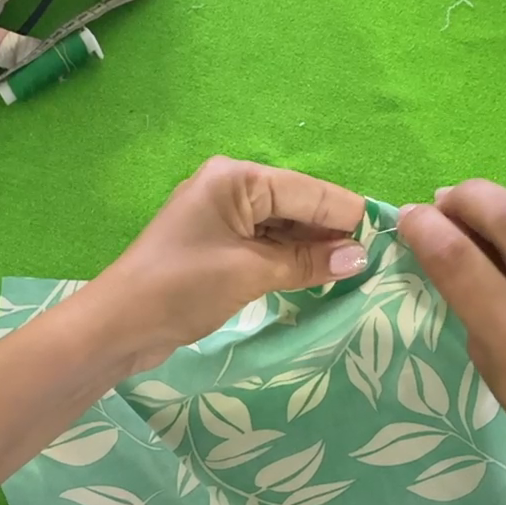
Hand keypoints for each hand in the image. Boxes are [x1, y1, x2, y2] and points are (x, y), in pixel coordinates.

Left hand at [73, 157, 367, 373]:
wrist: (120, 325)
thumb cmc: (183, 288)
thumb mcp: (250, 273)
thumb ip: (306, 263)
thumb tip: (359, 256)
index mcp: (237, 179)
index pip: (307, 191)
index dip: (345, 216)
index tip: (386, 238)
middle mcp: (230, 188)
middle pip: (295, 206)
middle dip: (330, 234)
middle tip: (371, 263)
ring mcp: (220, 218)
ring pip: (280, 229)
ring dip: (310, 250)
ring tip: (351, 273)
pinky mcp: (215, 247)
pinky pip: (262, 246)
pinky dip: (287, 261)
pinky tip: (314, 276)